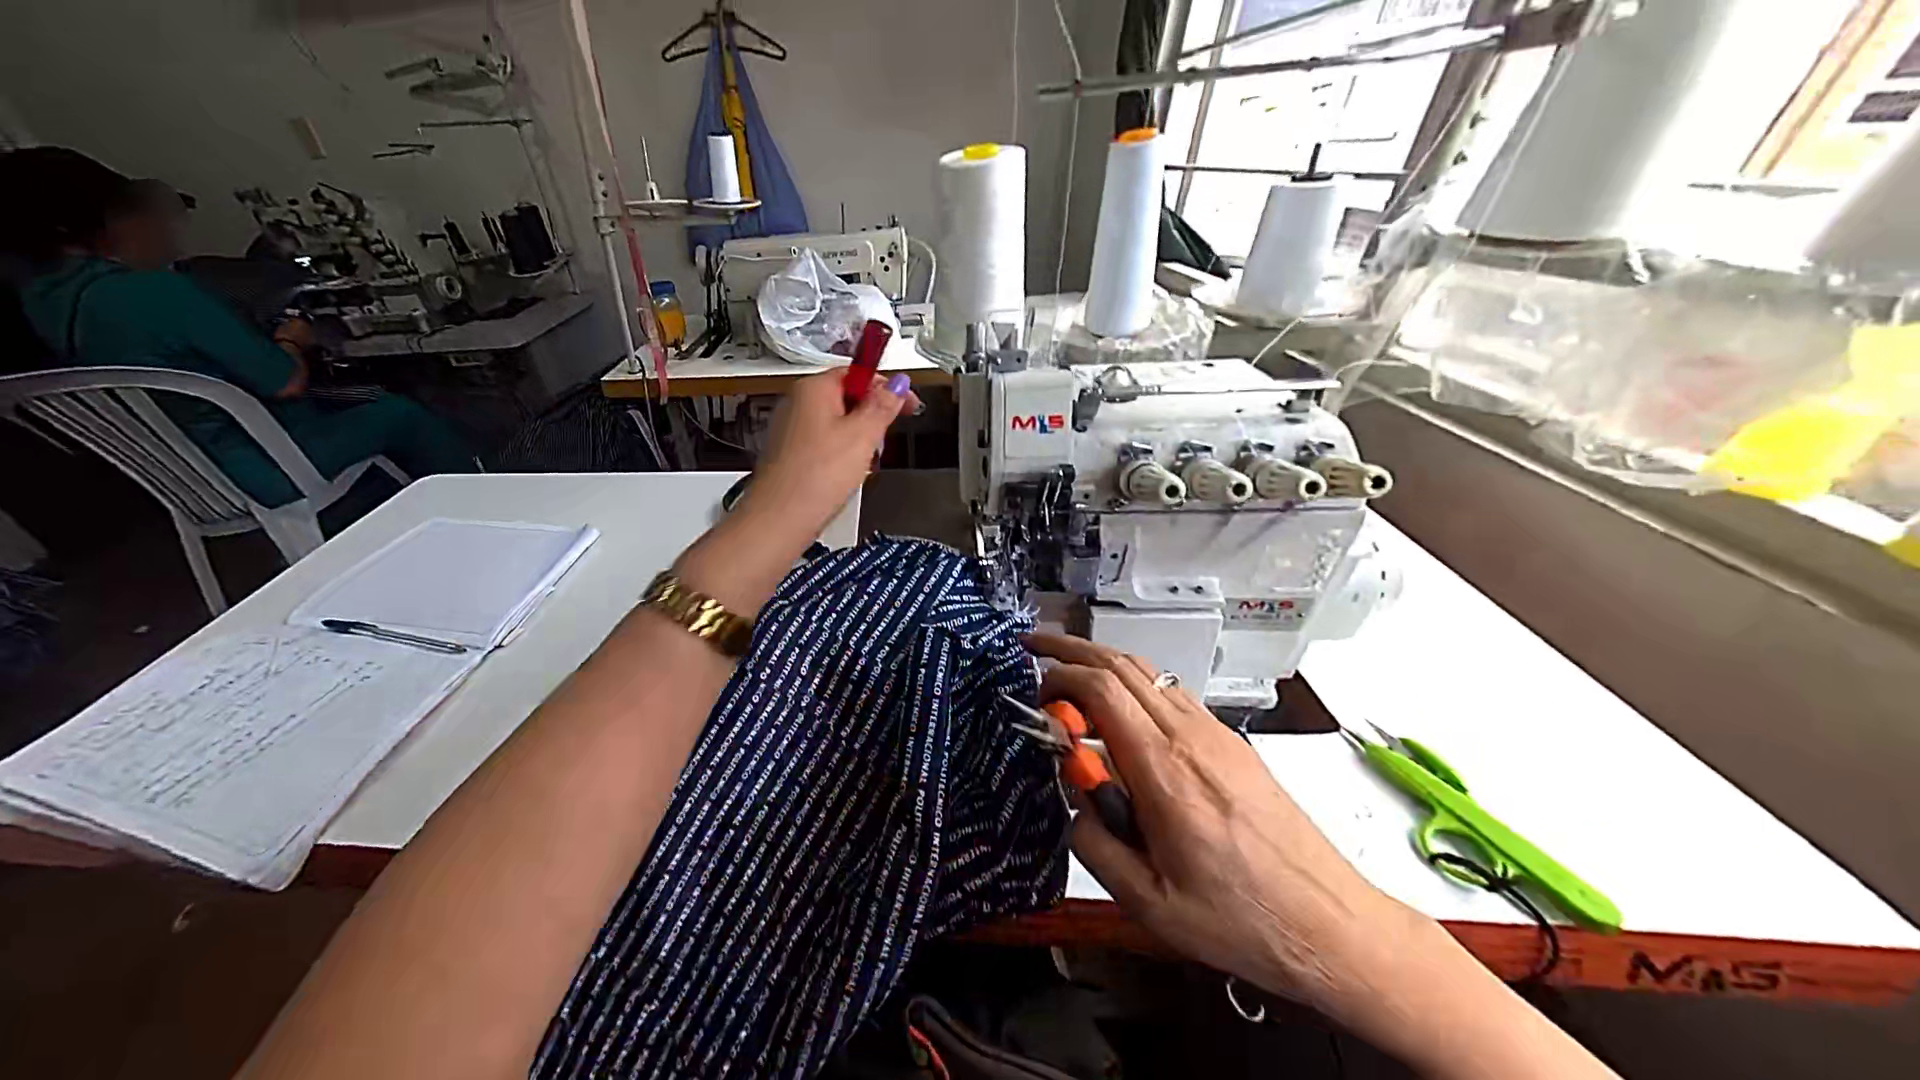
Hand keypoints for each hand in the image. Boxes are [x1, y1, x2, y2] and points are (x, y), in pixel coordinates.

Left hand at [739, 370, 918, 537]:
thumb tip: (898, 385)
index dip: (887, 387)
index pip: (858, 373)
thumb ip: (884, 405)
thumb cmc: (815, 476)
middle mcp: (797, 403)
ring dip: (859, 440)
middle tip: (884, 439)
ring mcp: (792, 429)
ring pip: (838, 424)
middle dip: (872, 417)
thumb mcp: (863, 435)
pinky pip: (825, 445)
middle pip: (848, 398)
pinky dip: (842, 456)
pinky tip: (846, 476)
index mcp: (813, 388)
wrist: (781, 518)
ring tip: (863, 463)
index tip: (908, 403)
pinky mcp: (791, 454)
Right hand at [1025, 633, 1421, 1020]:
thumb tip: (1072, 799)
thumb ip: (1094, 843)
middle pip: (1123, 664)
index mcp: (1166, 772)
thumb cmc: (1246, 919)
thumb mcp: (1148, 902)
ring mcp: (1215, 735)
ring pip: (1149, 672)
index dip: (1061, 677)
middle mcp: (1193, 739)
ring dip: (1103, 661)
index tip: (1037, 693)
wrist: (1327, 924)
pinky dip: (1133, 682)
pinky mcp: (1230, 743)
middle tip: (1037, 649)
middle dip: (1072, 650)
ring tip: (1069, 668)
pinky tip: (1118, 704)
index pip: (1103, 690)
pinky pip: (1171, 693)